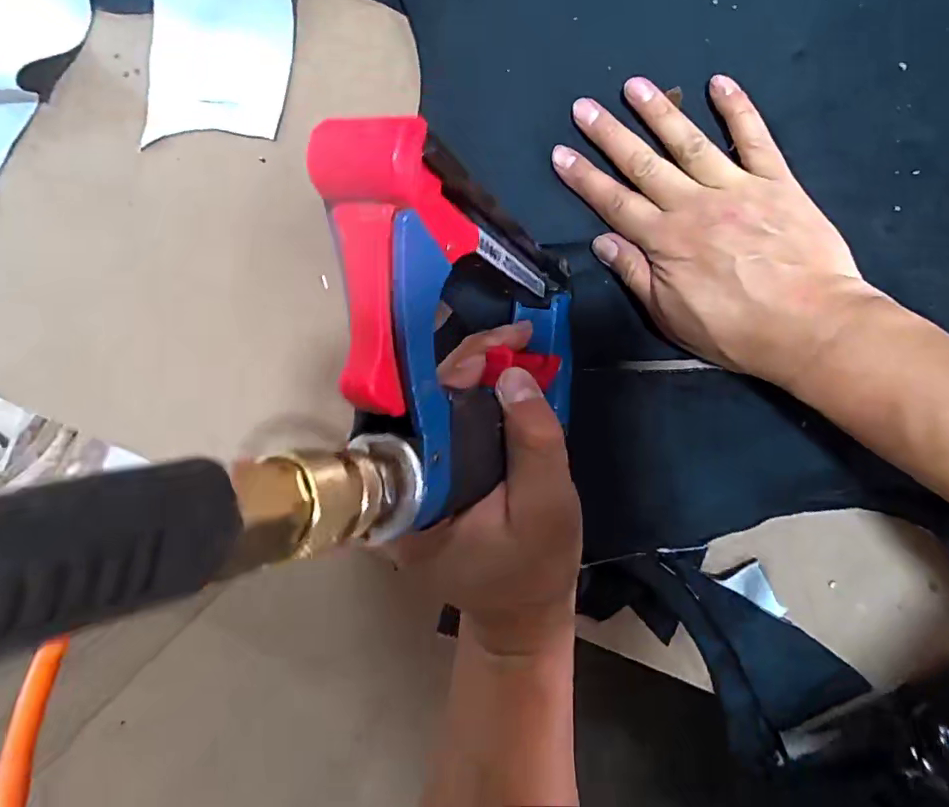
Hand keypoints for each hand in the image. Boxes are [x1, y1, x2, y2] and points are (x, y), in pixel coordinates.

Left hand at [389, 324, 582, 657]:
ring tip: (517, 346)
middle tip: (518, 336)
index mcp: (411, 496)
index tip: (500, 344)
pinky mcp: (435, 471)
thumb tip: (512, 374)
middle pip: (425, 400)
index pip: (419, 412)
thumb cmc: (535, 568)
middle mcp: (401, 480)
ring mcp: (416, 474)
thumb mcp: (547, 508)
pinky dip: (480, 392)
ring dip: (477, 370)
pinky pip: (451, 419)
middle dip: (470, 359)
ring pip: (437, 404)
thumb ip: (532, 443)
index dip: (456, 368)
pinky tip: (507, 374)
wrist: (524, 612)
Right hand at [550, 74, 890, 389]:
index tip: (561, 153)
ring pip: (689, 142)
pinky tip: (720, 83)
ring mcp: (736, 189)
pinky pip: (755, 139)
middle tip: (584, 107)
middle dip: (610, 134)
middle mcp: (693, 206)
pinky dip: (738, 109)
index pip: (614, 202)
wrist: (813, 327)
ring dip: (659, 111)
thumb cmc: (739, 332)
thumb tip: (603, 241)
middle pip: (643, 164)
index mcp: (665, 241)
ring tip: (634, 86)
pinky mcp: (776, 182)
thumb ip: (636, 275)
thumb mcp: (673, 317)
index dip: (584, 178)